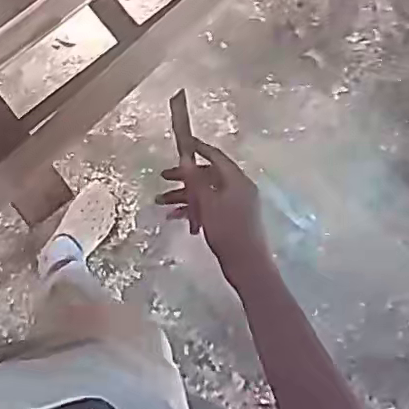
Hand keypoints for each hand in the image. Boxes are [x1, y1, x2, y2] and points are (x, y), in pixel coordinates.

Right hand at [155, 139, 268, 274]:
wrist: (247, 265)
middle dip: (184, 178)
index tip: (183, 142)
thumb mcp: (207, 204)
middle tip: (163, 178)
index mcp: (236, 181)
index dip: (199, 148)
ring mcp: (237, 204)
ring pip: (207, 193)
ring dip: (185, 196)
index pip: (216, 157)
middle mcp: (239, 188)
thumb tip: (186, 158)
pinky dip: (194, 209)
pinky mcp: (233, 218)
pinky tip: (176, 218)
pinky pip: (211, 206)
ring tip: (161, 203)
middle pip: (208, 175)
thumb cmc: (227, 231)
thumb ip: (195, 180)